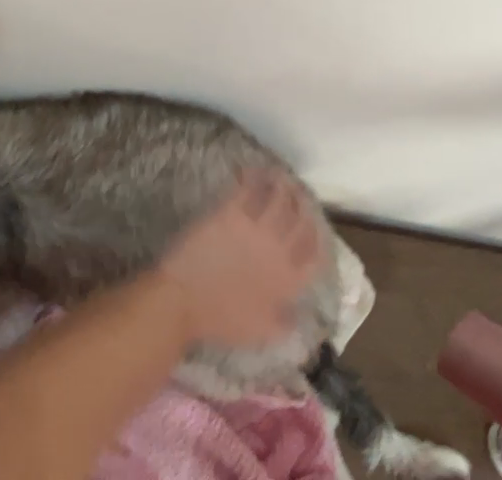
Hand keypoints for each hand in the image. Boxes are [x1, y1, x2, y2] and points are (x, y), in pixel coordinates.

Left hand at [154, 171, 323, 347]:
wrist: (185, 300)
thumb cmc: (222, 320)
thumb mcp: (263, 332)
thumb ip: (285, 323)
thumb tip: (297, 315)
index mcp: (289, 281)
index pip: (315, 254)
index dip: (316, 236)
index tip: (313, 225)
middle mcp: (278, 251)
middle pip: (299, 220)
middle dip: (301, 204)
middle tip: (297, 192)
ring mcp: (255, 230)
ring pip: (277, 200)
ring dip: (280, 185)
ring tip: (278, 175)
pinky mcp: (230, 215)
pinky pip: (246, 190)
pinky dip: (250, 177)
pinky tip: (248, 169)